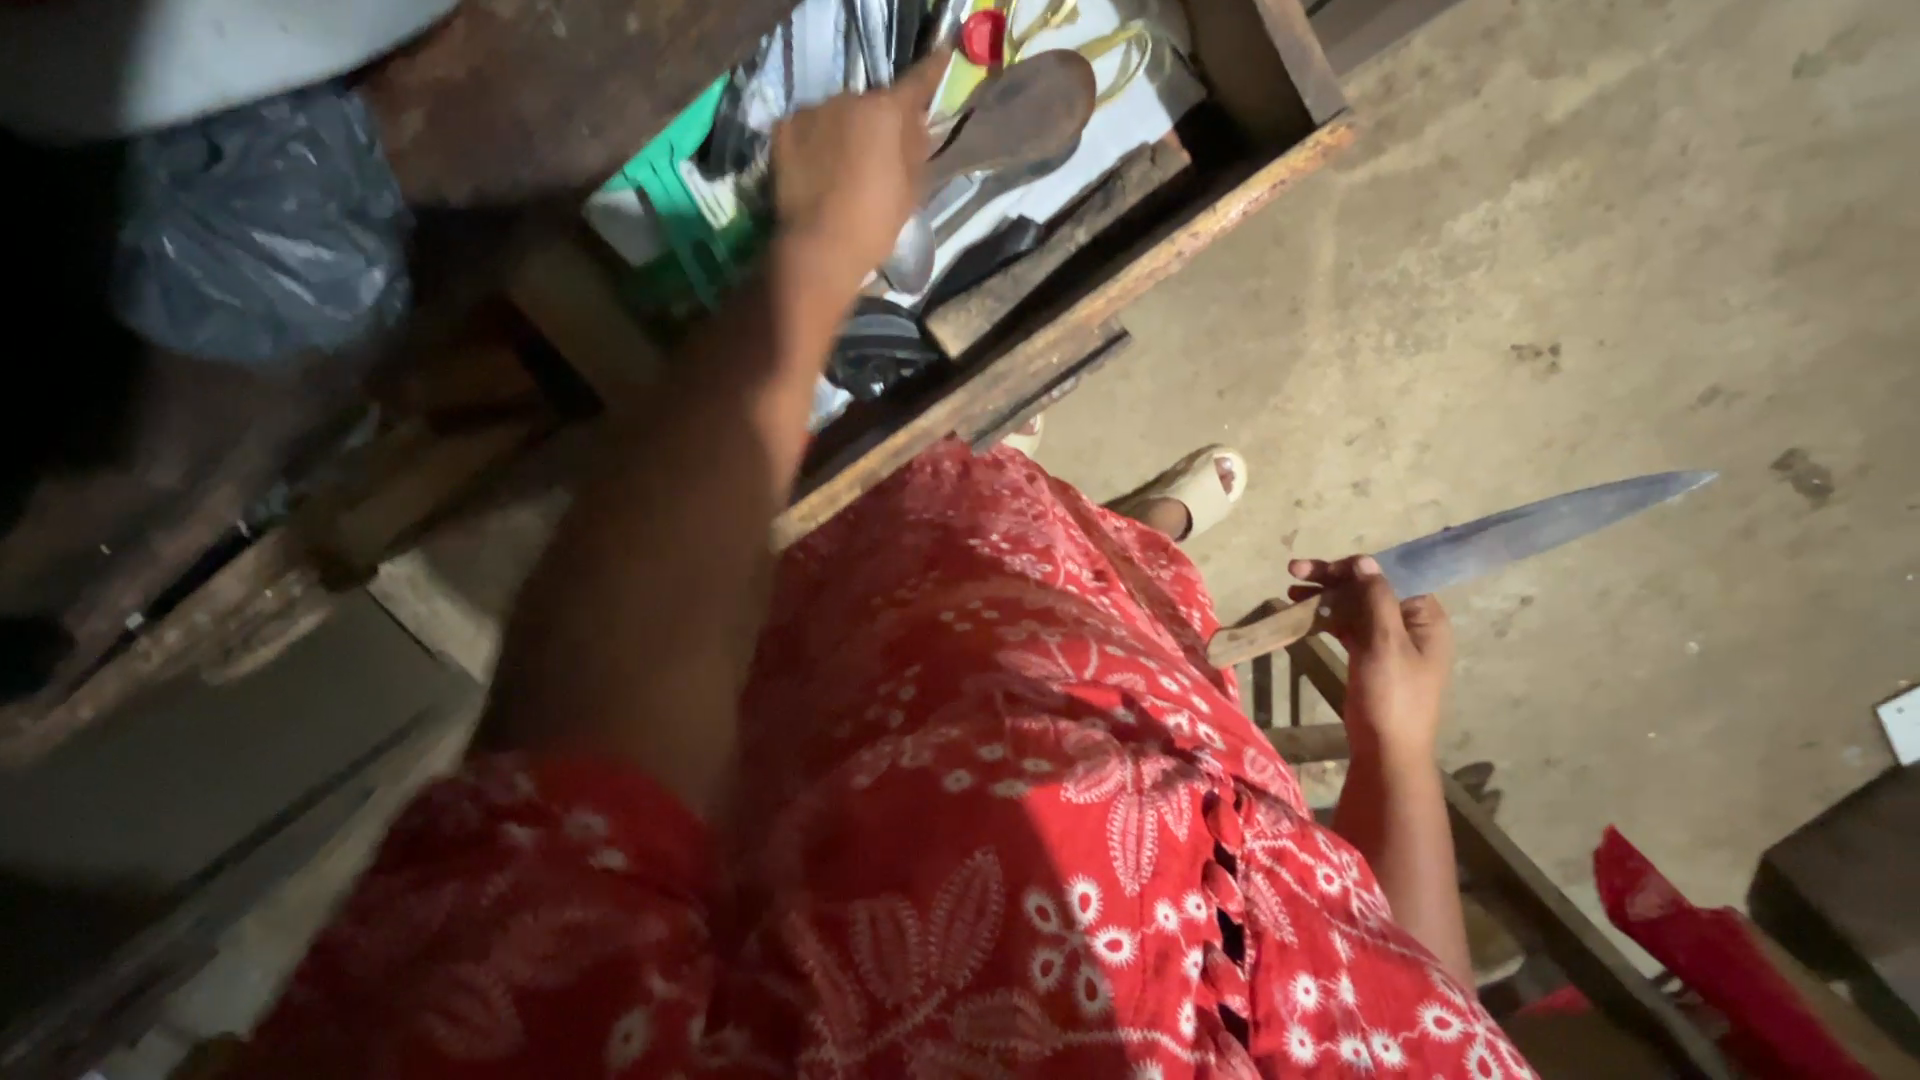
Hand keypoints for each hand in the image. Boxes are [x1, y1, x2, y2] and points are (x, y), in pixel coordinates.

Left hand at [770, 51, 948, 284]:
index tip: (940, 61)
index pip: (915, 82)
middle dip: (877, 120)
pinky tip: (818, 170)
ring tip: (843, 167)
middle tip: (879, 153)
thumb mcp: (911, 189)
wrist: (818, 249)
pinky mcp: (783, 129)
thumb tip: (917, 122)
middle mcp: (847, 98)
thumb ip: (916, 147)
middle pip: (870, 102)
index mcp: (885, 111)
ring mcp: (811, 111)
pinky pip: (809, 128)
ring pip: (837, 113)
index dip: (930, 75)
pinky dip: (816, 141)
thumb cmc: (875, 224)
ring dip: (844, 130)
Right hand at [1288, 555, 1452, 761]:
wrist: (1387, 750)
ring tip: (1291, 591)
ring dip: (1325, 597)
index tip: (1320, 568)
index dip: (1354, 567)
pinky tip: (1303, 614)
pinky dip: (1327, 618)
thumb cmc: (1393, 696)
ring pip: (1355, 607)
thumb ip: (1376, 599)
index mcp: (1425, 617)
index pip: (1390, 576)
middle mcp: (1410, 624)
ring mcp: (1389, 641)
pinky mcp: (1370, 657)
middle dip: (1332, 579)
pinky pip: (1348, 627)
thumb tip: (1364, 560)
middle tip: (1294, 571)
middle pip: (1369, 589)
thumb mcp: (1386, 644)